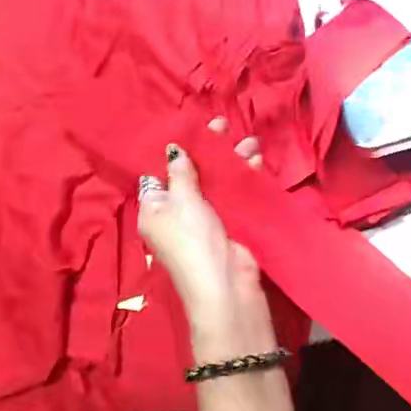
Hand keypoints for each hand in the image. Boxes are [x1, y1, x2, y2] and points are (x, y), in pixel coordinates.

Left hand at [137, 119, 276, 361]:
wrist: (225, 284)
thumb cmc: (193, 238)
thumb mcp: (182, 199)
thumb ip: (181, 171)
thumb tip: (173, 150)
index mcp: (154, 208)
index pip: (160, 172)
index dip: (177, 150)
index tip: (195, 128)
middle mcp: (176, 213)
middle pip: (192, 174)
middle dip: (210, 151)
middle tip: (224, 126)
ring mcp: (204, 220)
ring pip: (216, 182)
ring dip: (232, 161)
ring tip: (250, 142)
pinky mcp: (228, 225)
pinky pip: (233, 195)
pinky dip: (243, 178)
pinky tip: (256, 161)